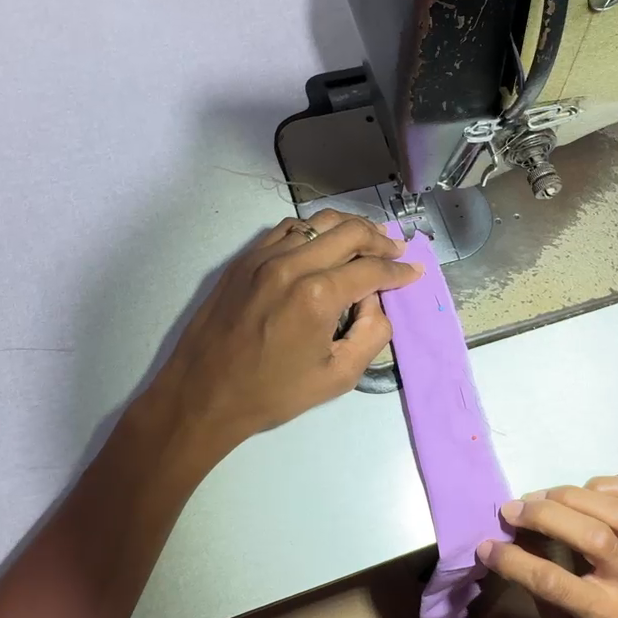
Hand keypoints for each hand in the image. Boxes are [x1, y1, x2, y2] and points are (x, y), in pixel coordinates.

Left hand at [138, 210, 421, 450]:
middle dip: (380, 239)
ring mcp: (262, 257)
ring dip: (348, 228)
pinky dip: (312, 231)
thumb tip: (376, 301)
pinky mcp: (243, 260)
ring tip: (366, 240)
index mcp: (317, 295)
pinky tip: (321, 245)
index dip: (398, 270)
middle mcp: (291, 264)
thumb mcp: (337, 377)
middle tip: (396, 250)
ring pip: (317, 222)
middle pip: (349, 232)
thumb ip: (372, 333)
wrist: (203, 395)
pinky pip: (286, 229)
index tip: (414, 271)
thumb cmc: (273, 393)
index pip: (371, 269)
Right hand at [478, 476, 617, 617]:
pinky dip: (600, 486)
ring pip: (613, 509)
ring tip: (539, 500)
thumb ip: (540, 588)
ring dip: (569, 496)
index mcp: (606, 614)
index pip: (554, 581)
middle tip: (510, 511)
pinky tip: (580, 496)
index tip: (486, 547)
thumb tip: (510, 543)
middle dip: (543, 516)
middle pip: (590, 535)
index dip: (514, 561)